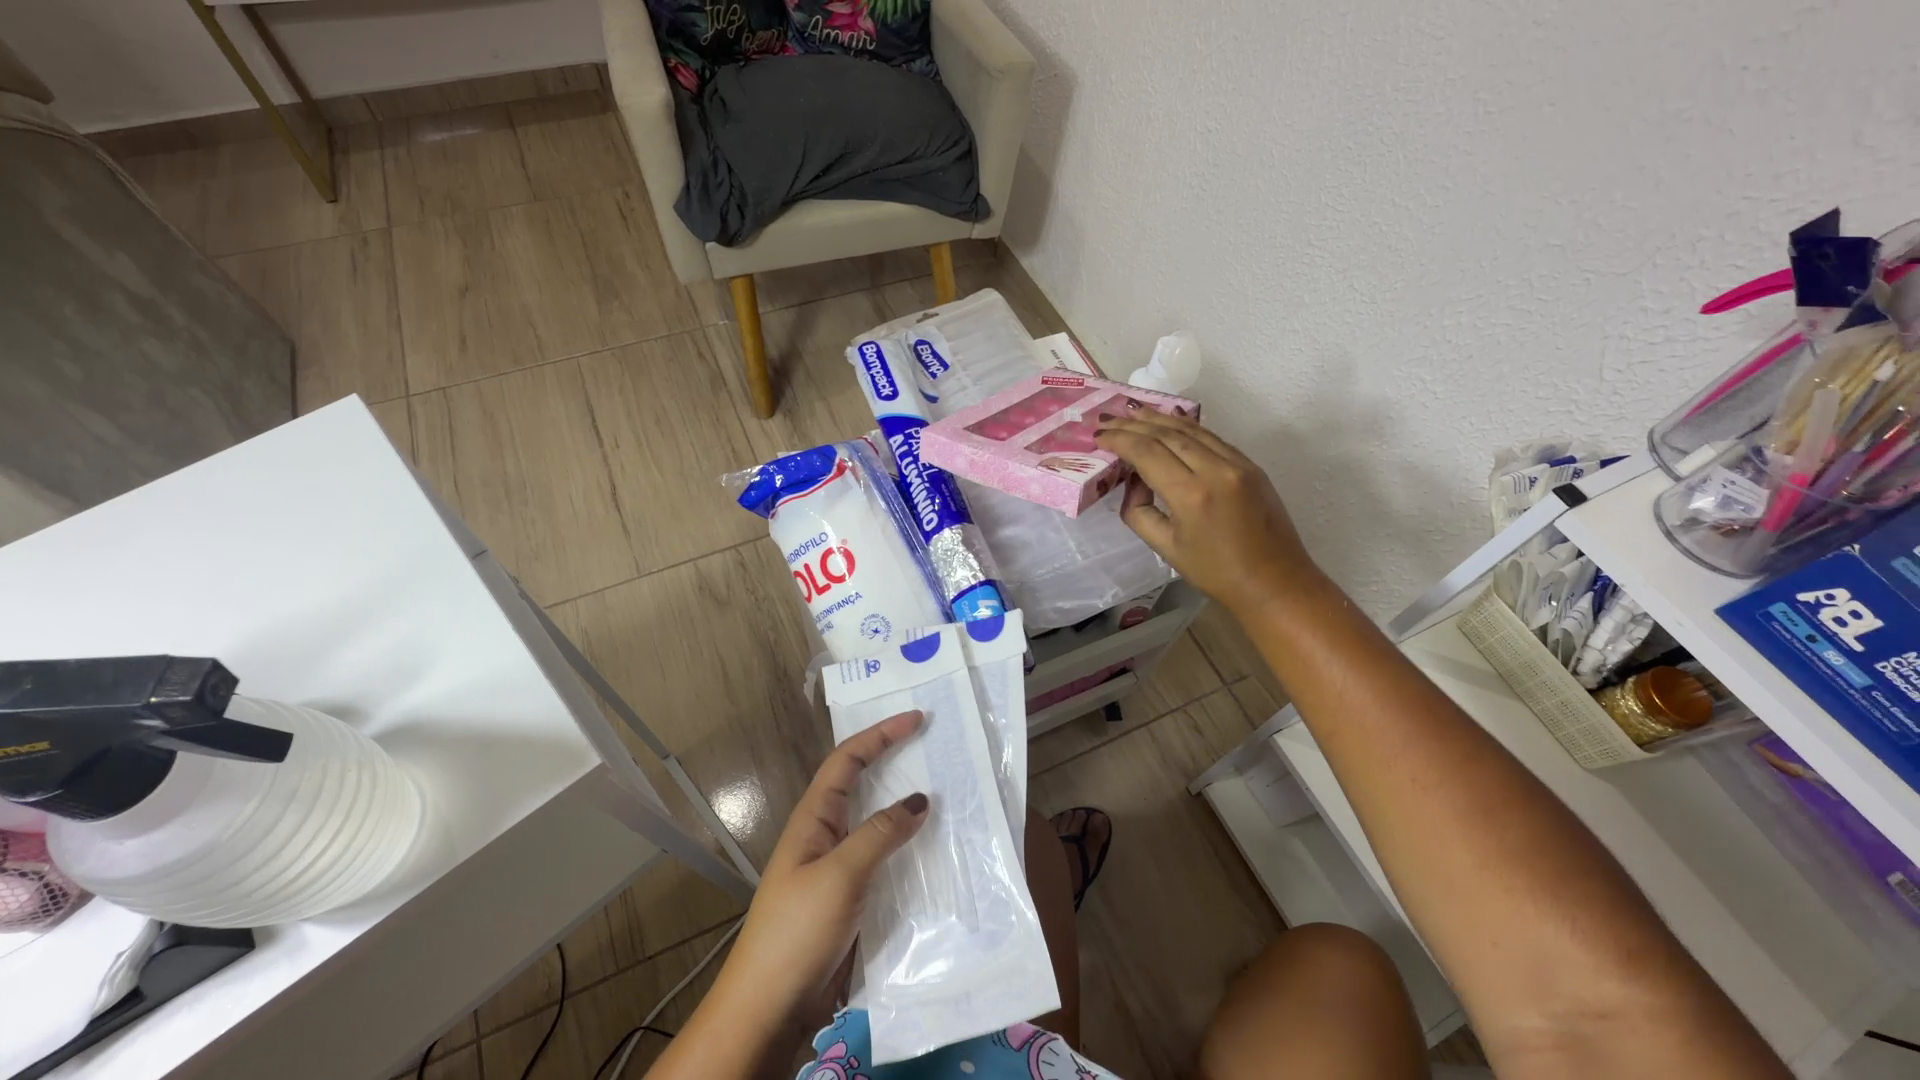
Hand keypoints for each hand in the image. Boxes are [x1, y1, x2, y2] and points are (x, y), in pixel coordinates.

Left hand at [721, 710, 930, 1019]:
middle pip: (859, 785)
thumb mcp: (840, 875)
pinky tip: (932, 852)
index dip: (879, 735)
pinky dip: (907, 846)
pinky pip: (882, 860)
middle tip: (934, 747)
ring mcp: (836, 868)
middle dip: (892, 760)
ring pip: (874, 823)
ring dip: (903, 805)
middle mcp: (824, 836)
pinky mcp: (849, 899)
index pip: (846, 761)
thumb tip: (919, 800)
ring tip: (944, 792)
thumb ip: (879, 834)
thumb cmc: (797, 931)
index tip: (916, 719)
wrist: (770, 1004)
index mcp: (813, 819)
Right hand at [1095, 407, 1322, 616]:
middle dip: (1134, 424)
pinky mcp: (1250, 465)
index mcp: (1191, 495)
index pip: (1147, 452)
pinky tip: (1170, 422)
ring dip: (1159, 418)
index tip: (1099, 435)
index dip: (1119, 440)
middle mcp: (1215, 470)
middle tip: (1108, 418)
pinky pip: (1212, 438)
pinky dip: (1186, 427)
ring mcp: (1237, 464)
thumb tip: (1134, 481)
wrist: (1274, 581)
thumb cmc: (1216, 572)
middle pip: (1167, 434)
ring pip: (1192, 429)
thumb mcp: (1166, 548)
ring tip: (1133, 412)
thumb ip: (1139, 511)